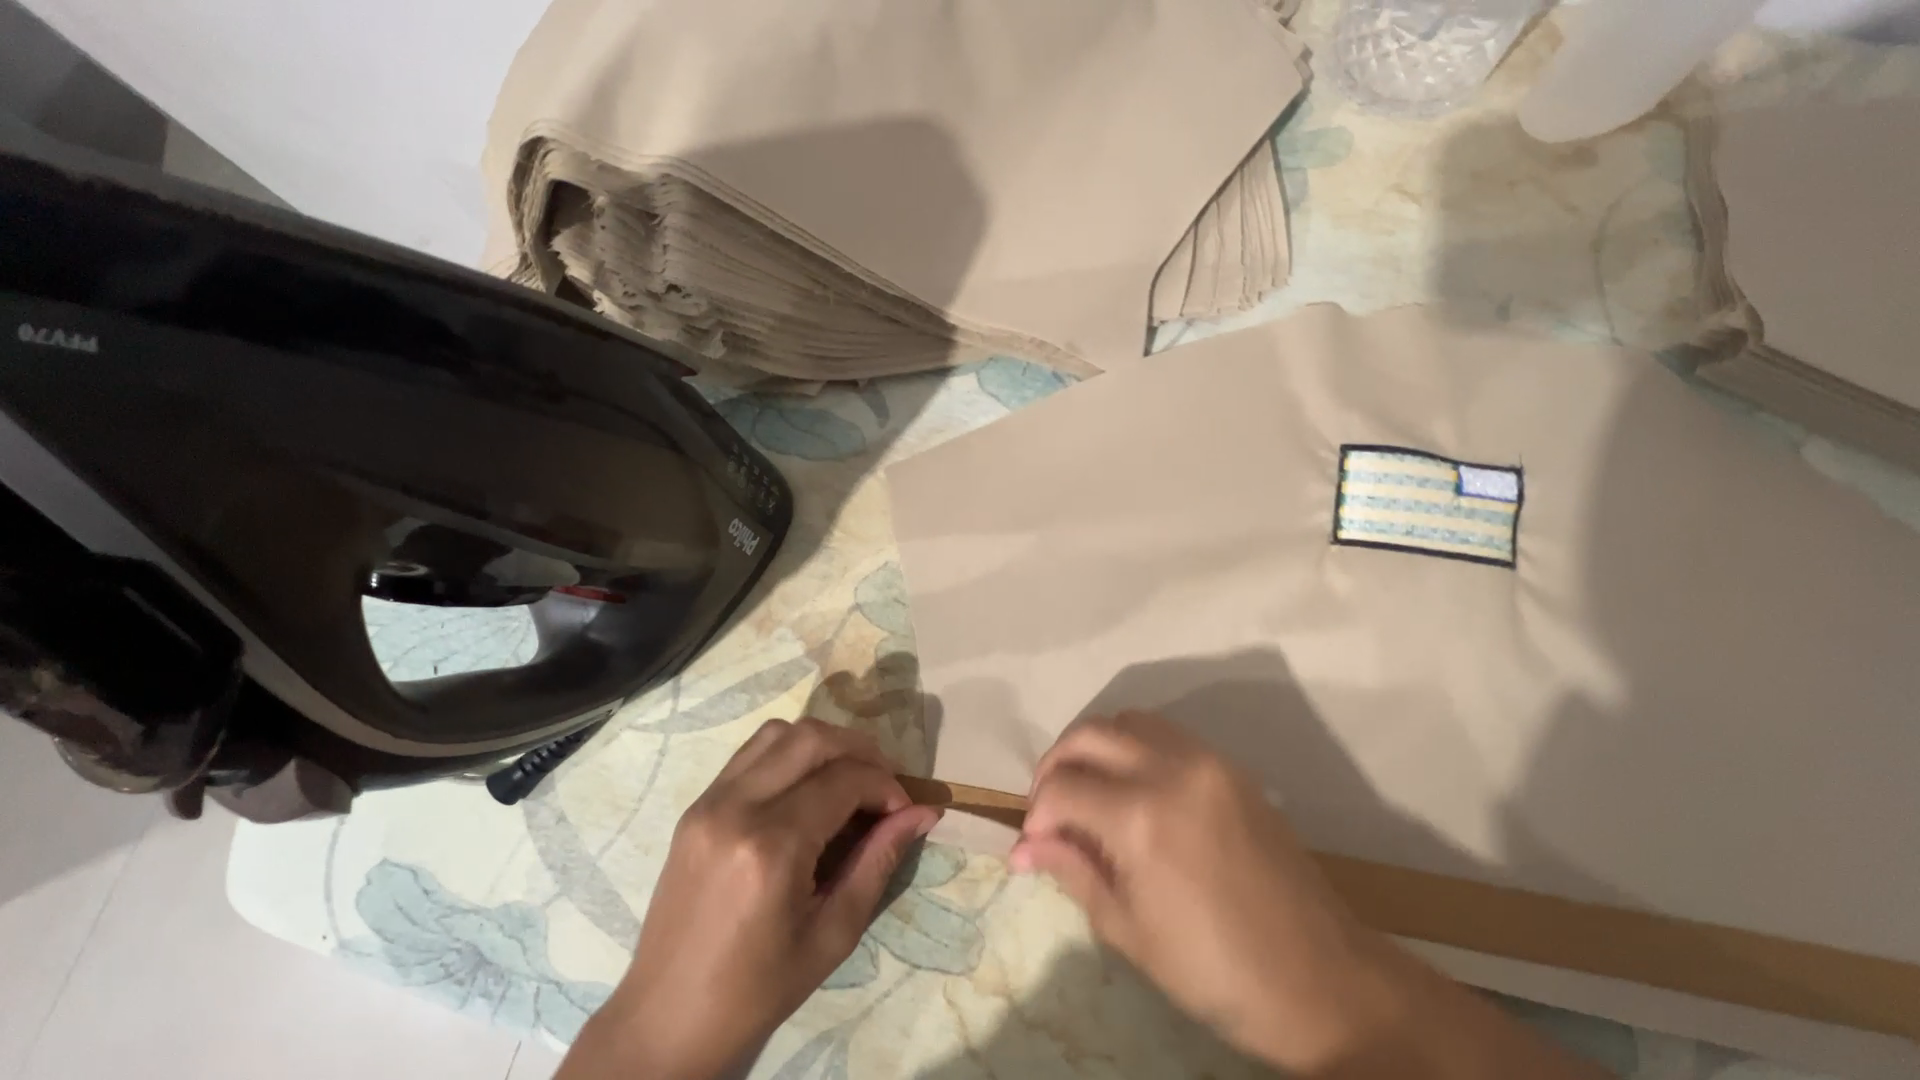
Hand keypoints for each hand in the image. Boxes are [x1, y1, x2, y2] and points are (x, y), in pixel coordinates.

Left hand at [560, 718, 940, 1079]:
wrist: (670, 1015)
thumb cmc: (759, 988)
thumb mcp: (834, 932)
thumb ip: (878, 861)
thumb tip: (923, 813)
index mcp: (771, 847)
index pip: (843, 780)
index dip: (886, 786)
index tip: (905, 811)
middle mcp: (735, 808)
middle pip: (810, 738)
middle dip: (859, 750)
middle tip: (884, 785)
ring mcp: (708, 802)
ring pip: (777, 733)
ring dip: (823, 744)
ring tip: (849, 780)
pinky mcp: (695, 807)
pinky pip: (749, 755)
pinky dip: (788, 755)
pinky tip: (807, 789)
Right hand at [1011, 711, 1604, 1079]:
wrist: (1320, 979)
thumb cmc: (1213, 970)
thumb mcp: (1127, 929)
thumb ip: (1072, 870)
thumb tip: (1024, 847)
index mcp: (1141, 816)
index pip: (1061, 787)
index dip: (1037, 816)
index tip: (1034, 847)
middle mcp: (1172, 770)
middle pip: (1088, 735)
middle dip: (1054, 766)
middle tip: (1049, 810)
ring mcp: (1208, 762)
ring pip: (1129, 721)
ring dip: (1095, 748)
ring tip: (1087, 794)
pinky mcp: (1232, 769)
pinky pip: (1167, 734)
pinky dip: (1134, 747)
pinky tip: (1132, 791)